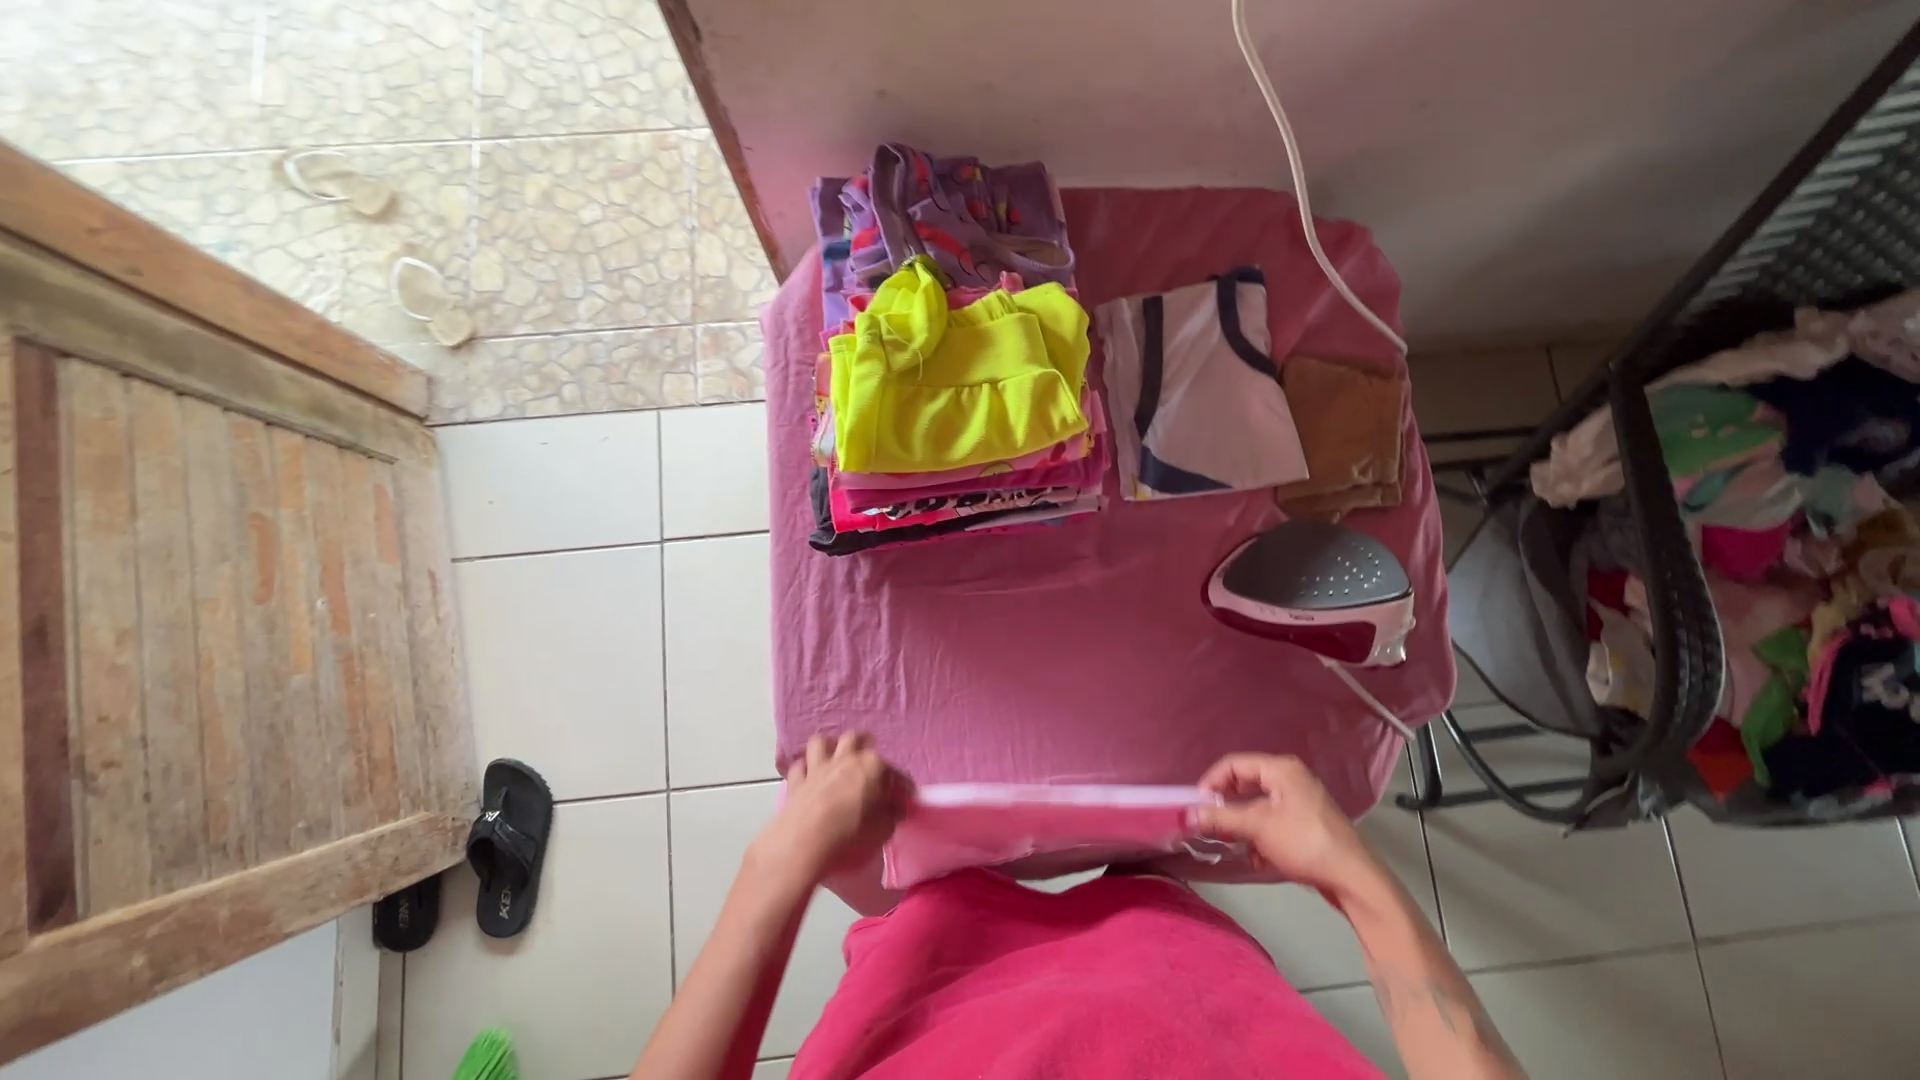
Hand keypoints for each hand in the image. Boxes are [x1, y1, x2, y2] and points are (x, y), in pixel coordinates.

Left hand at [753, 733, 912, 884]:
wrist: (806, 840)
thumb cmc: (851, 832)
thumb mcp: (882, 829)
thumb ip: (891, 816)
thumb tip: (896, 810)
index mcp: (871, 766)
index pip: (893, 771)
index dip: (901, 784)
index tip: (906, 796)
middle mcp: (844, 759)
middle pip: (854, 739)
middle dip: (863, 743)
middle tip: (867, 758)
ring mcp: (817, 767)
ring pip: (821, 742)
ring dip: (828, 747)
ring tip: (833, 756)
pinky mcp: (796, 781)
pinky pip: (799, 766)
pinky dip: (805, 769)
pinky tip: (808, 776)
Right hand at [1196, 754, 1377, 895]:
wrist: (1353, 878)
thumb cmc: (1304, 843)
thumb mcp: (1258, 827)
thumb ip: (1221, 818)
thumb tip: (1188, 813)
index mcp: (1281, 769)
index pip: (1233, 765)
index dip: (1211, 783)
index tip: (1197, 806)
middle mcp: (1291, 778)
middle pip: (1245, 785)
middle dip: (1226, 807)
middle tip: (1211, 825)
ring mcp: (1301, 801)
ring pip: (1258, 806)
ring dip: (1242, 826)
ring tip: (1234, 845)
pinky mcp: (1306, 823)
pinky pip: (1272, 822)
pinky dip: (1260, 837)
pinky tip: (1258, 859)